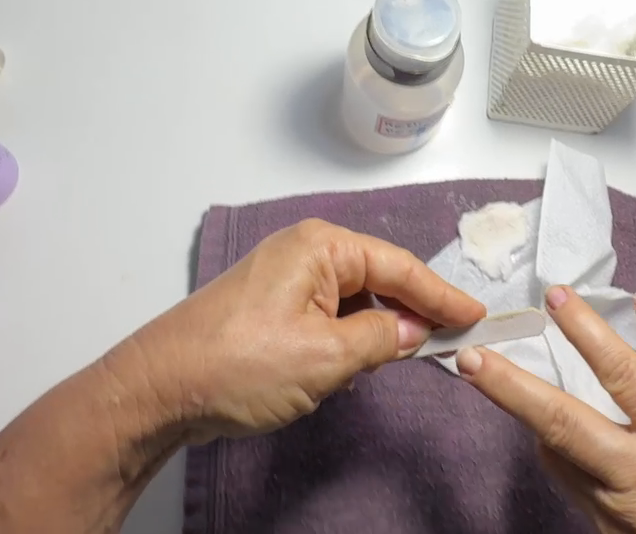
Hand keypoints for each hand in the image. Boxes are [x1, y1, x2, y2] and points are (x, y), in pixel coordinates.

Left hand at [121, 219, 485, 442]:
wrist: (159, 389)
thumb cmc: (242, 364)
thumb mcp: (325, 357)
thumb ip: (381, 338)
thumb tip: (416, 330)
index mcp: (322, 246)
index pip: (399, 266)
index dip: (442, 294)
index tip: (476, 315)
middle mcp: (306, 249)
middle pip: (378, 275)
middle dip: (412, 308)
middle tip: (452, 338)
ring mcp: (286, 275)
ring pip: (354, 296)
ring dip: (380, 324)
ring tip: (408, 353)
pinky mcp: (273, 302)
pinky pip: (329, 310)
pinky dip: (351, 333)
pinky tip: (360, 359)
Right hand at [458, 287, 635, 533]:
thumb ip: (605, 506)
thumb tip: (558, 456)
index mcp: (628, 509)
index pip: (556, 452)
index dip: (521, 414)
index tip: (489, 378)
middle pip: (565, 419)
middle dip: (514, 385)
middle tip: (476, 351)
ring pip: (627, 376)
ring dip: (585, 333)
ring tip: (557, 298)